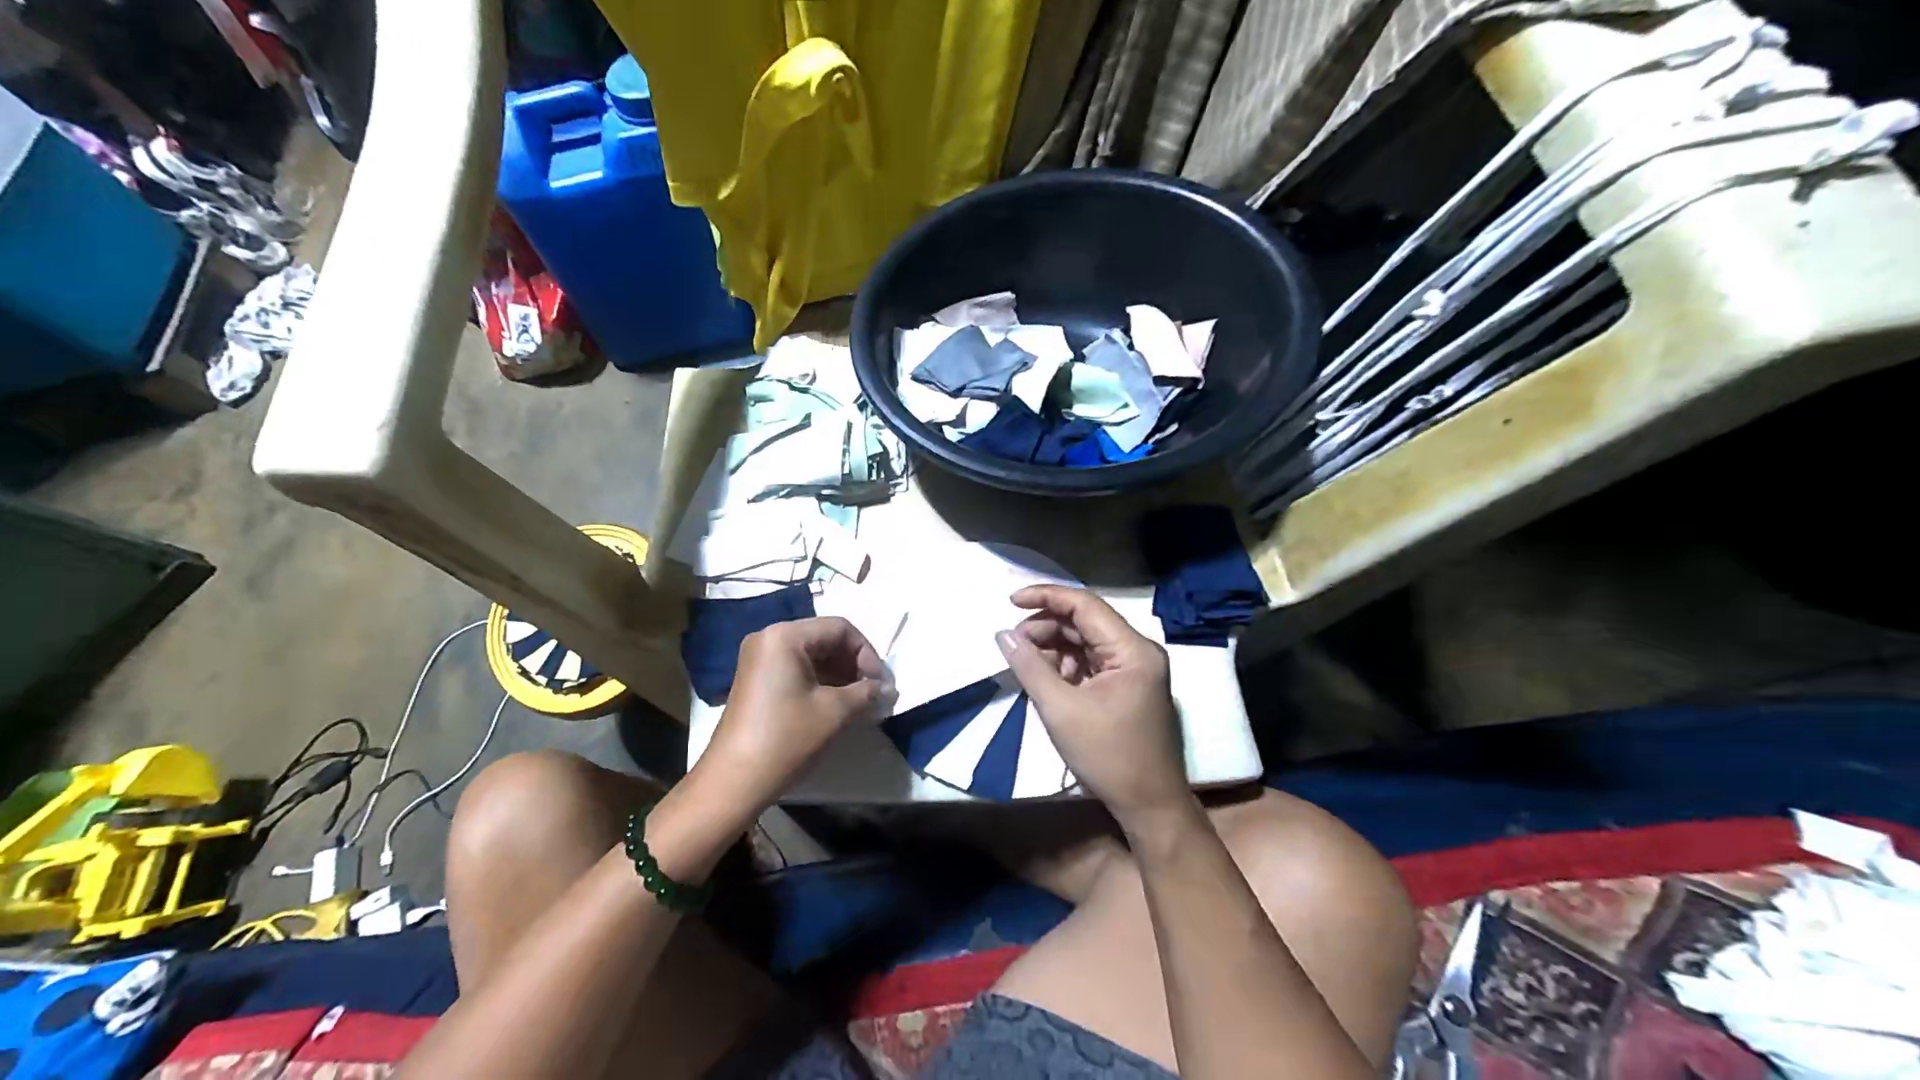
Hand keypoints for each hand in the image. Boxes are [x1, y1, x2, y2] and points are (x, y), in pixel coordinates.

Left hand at [700, 617, 894, 819]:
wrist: (734, 781)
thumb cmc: (786, 738)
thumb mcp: (835, 712)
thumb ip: (867, 693)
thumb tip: (889, 690)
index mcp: (785, 636)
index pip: (840, 629)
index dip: (868, 654)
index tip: (882, 684)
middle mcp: (769, 639)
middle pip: (825, 640)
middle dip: (855, 666)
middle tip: (875, 695)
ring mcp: (760, 660)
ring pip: (813, 657)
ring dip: (841, 677)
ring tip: (863, 704)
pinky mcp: (757, 681)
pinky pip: (798, 671)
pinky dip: (822, 684)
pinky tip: (840, 706)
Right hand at [995, 586, 1189, 822]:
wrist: (1148, 805)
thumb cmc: (1108, 756)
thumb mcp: (1061, 710)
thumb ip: (1030, 666)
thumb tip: (1004, 634)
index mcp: (1132, 650)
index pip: (1086, 605)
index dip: (1046, 597)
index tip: (1011, 600)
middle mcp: (1138, 652)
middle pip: (1085, 622)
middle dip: (1046, 627)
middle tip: (1013, 643)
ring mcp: (1134, 669)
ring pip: (1086, 642)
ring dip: (1054, 647)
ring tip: (1026, 663)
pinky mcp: (1126, 686)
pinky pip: (1091, 662)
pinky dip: (1065, 666)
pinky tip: (1045, 678)